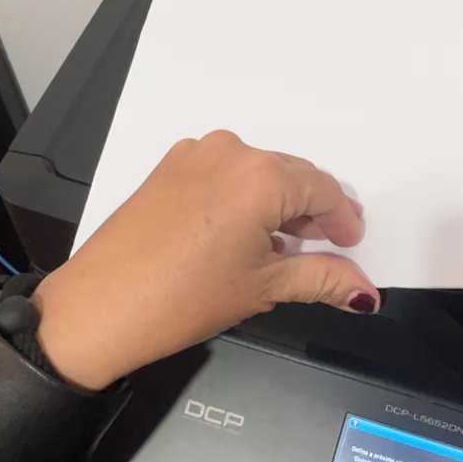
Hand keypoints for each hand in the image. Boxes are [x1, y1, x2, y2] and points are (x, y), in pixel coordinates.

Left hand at [33, 131, 378, 389]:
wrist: (100, 307)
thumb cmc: (176, 299)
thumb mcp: (264, 288)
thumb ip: (324, 280)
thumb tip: (362, 290)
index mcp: (260, 178)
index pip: (324, 190)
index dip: (343, 220)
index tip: (349, 242)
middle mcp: (230, 153)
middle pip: (294, 176)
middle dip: (312, 213)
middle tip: (323, 249)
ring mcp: (196, 155)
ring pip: (260, 173)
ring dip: (278, 204)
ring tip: (280, 249)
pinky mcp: (172, 166)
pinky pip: (227, 173)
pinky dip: (245, 197)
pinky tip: (242, 235)